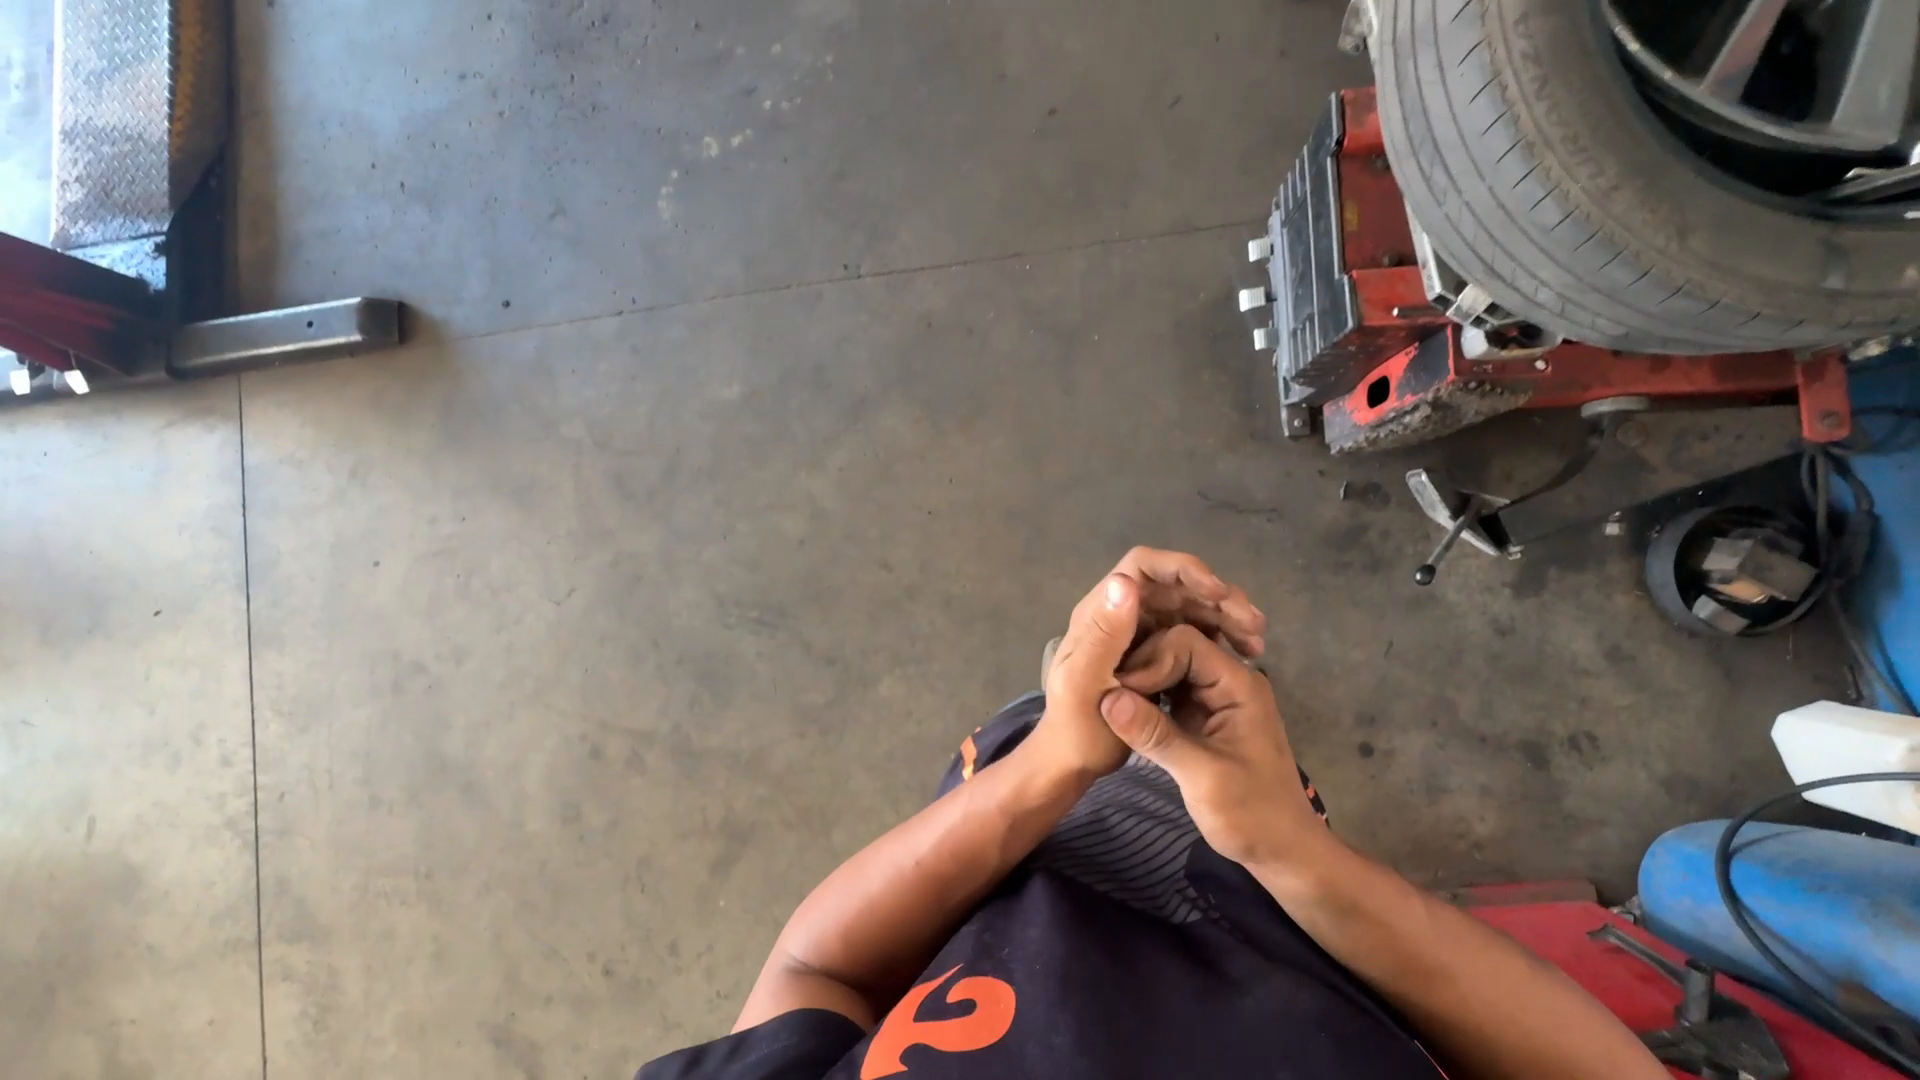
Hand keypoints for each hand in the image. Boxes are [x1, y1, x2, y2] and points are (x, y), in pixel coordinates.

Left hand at [1029, 549, 1267, 779]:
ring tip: (1256, 641)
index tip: (1217, 591)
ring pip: (1191, 607)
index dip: (1182, 569)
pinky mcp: (1159, 653)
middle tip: (1253, 623)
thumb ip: (1104, 634)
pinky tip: (1247, 656)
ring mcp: (1143, 632)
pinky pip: (1196, 632)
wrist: (1075, 761)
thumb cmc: (1075, 724)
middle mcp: (1124, 613)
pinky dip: (1223, 637)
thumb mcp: (1084, 681)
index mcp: (1101, 611)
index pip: (1143, 566)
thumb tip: (1124, 582)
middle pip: (1176, 585)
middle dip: (1217, 597)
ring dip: (1226, 616)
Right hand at [1100, 625, 1323, 865]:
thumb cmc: (1252, 814)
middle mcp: (1226, 681)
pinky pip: (1167, 691)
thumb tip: (1106, 698)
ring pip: (1166, 668)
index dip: (1148, 660)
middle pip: (1173, 648)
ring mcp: (1213, 698)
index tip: (1118, 692)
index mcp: (1237, 684)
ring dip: (1138, 681)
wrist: (1282, 852)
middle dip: (1139, 667)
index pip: (1184, 642)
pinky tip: (1121, 714)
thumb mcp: (1202, 776)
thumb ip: (1156, 735)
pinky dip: (1144, 698)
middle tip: (1105, 696)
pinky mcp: (1199, 716)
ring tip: (1107, 702)